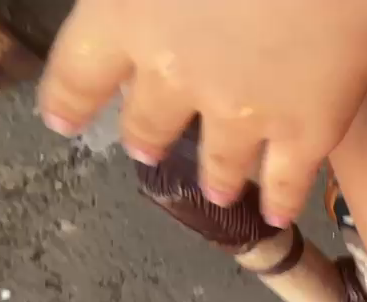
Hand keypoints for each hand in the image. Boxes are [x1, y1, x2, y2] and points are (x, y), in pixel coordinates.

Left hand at [37, 0, 366, 225]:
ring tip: (220, 194)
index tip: (61, 122)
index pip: (79, 71)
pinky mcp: (304, 139)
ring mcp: (245, 117)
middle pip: (152, 123)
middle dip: (148, 141)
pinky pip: (288, 182)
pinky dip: (281, 202)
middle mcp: (177, 79)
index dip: (69, 100)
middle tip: (148, 157)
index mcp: (125, 19)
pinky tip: (279, 216)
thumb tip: (123, 5)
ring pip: (223, 162)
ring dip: (218, 179)